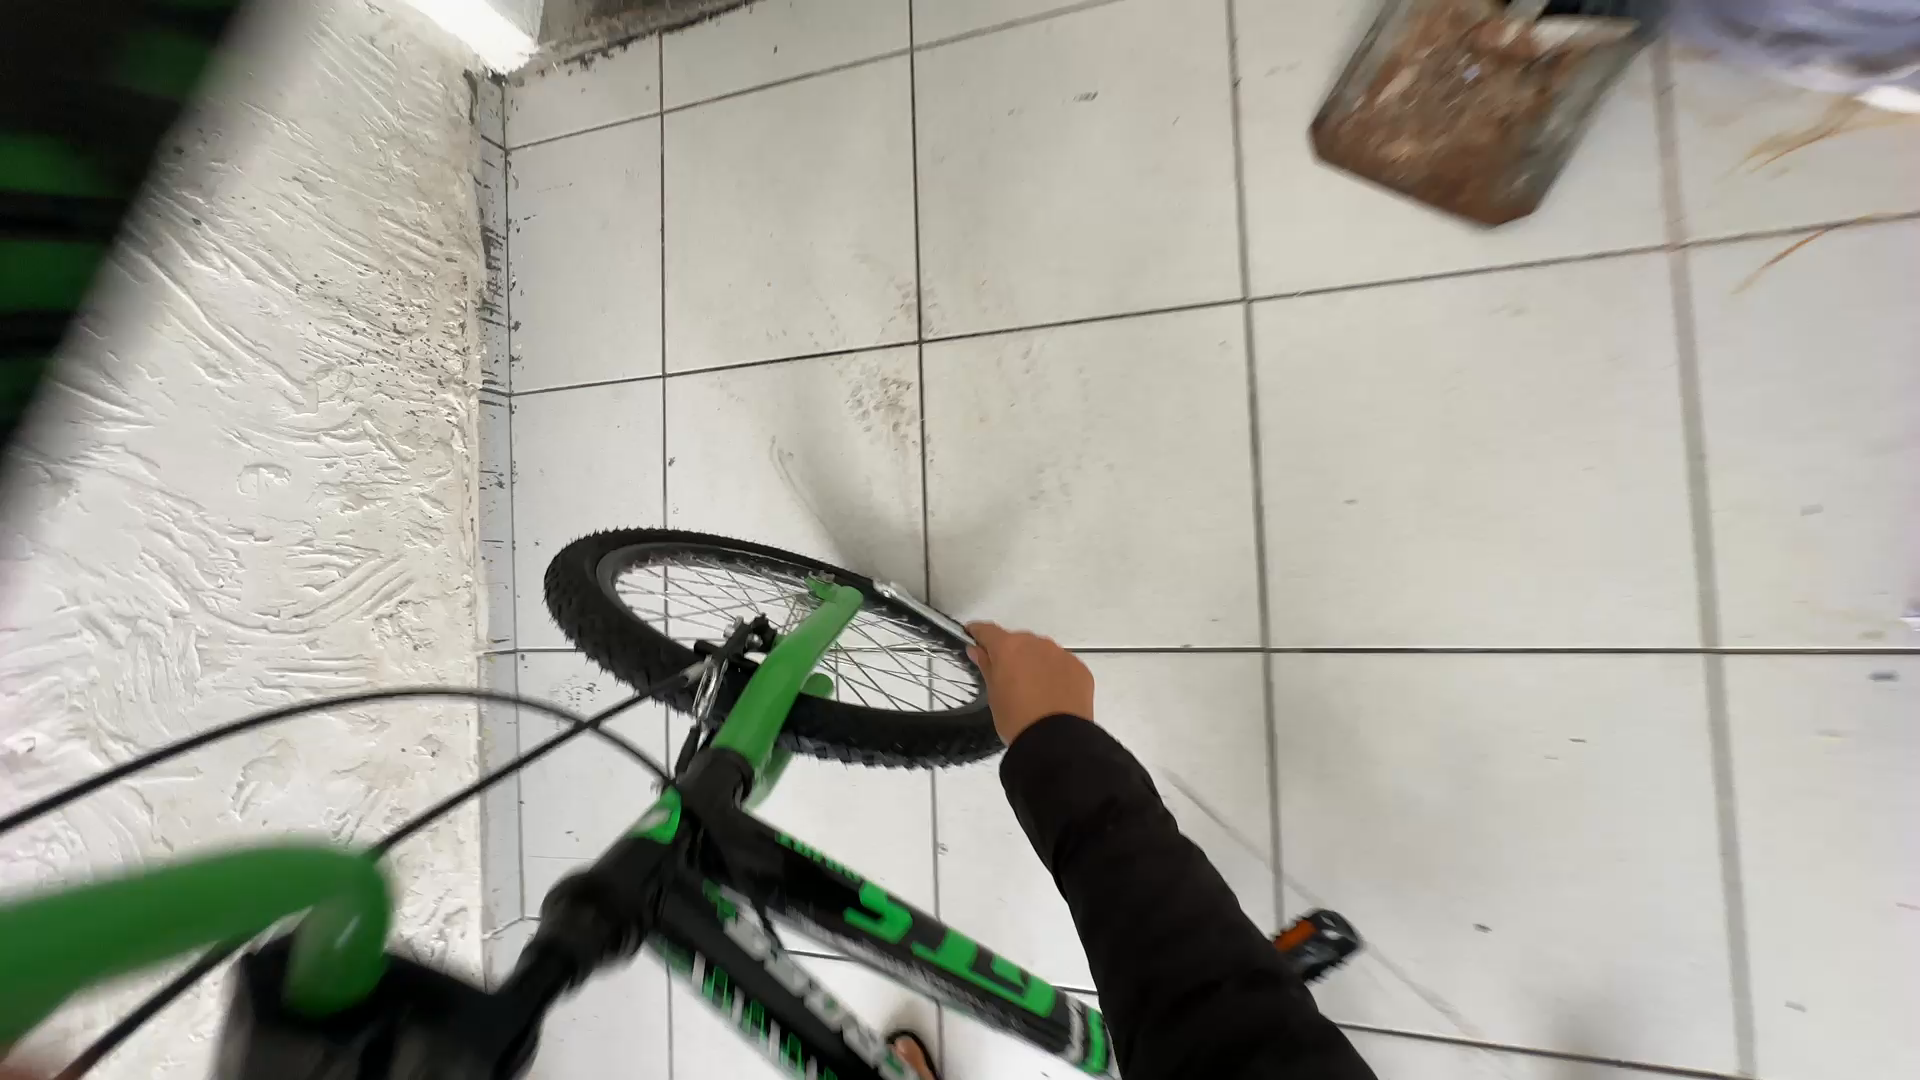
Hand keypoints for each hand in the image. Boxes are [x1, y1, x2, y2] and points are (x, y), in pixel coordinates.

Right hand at [965, 622, 1093, 745]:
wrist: (1057, 741)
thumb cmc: (1016, 719)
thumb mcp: (994, 695)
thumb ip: (987, 666)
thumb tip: (977, 650)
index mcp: (1009, 647)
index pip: (988, 631)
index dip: (978, 633)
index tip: (973, 636)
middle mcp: (1036, 643)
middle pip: (1018, 641)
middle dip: (1011, 653)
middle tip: (1008, 677)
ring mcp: (1061, 654)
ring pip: (1042, 652)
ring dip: (1035, 663)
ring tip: (1034, 690)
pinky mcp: (1080, 669)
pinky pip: (1062, 665)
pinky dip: (1055, 674)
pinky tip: (1053, 695)